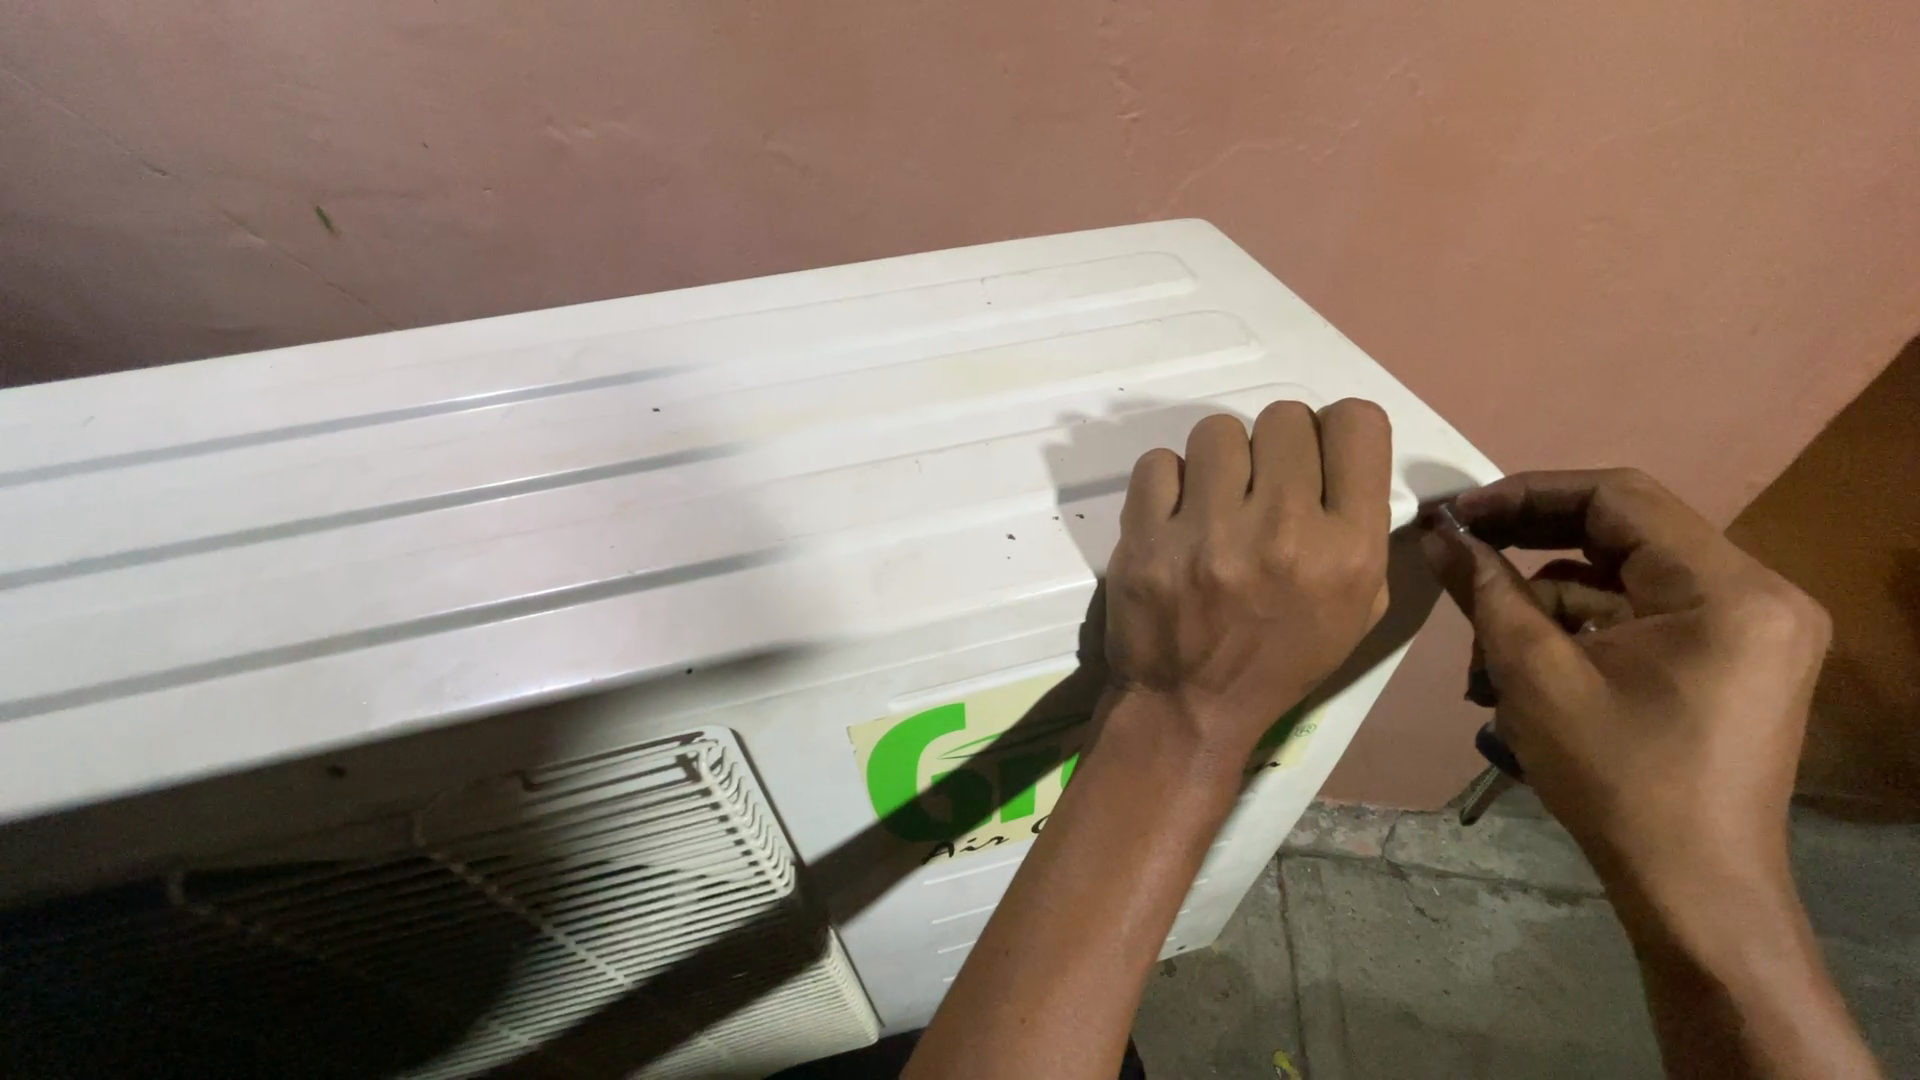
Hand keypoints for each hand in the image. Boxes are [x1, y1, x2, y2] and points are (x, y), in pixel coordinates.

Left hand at [1103, 399, 1392, 760]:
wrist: (1189, 705)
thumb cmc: (1279, 660)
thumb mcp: (1359, 609)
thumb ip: (1362, 528)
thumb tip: (1340, 460)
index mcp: (1348, 550)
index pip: (1358, 422)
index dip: (1336, 430)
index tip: (1316, 456)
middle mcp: (1283, 531)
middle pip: (1284, 416)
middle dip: (1275, 444)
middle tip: (1259, 486)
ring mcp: (1207, 534)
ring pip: (1217, 431)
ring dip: (1218, 460)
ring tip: (1213, 504)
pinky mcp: (1146, 538)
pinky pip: (1158, 461)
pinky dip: (1167, 482)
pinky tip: (1173, 517)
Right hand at [1419, 468, 1830, 898]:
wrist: (1690, 881)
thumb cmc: (1614, 774)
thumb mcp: (1533, 671)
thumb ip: (1486, 588)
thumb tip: (1438, 533)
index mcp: (1727, 590)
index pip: (1619, 496)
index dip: (1526, 493)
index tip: (1457, 513)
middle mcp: (1754, 594)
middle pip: (1624, 529)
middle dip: (1529, 534)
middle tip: (1457, 544)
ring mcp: (1747, 627)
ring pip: (1622, 573)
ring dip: (1544, 588)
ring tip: (1481, 628)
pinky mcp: (1727, 656)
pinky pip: (1637, 610)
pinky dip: (1574, 619)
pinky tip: (1520, 655)